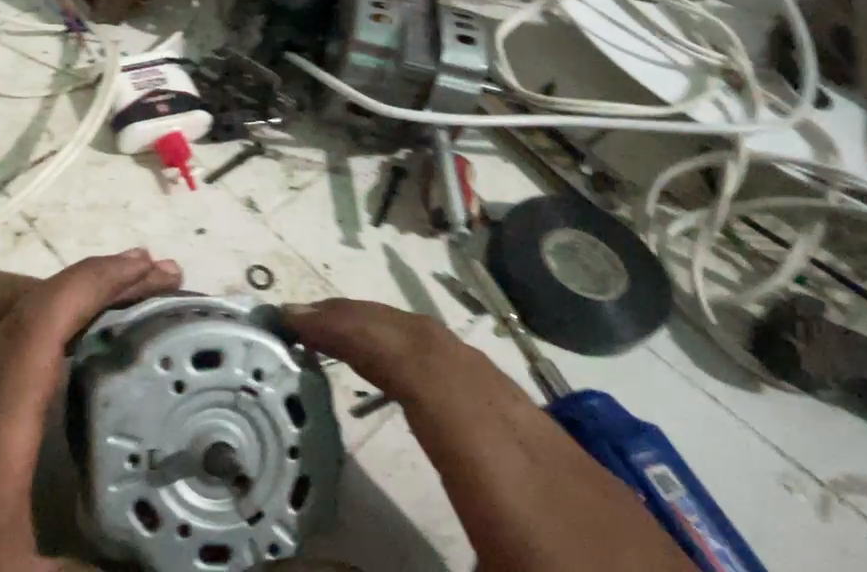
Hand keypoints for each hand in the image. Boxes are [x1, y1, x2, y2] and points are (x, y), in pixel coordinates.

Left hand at [0, 249, 183, 571]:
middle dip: (79, 281)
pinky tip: (16, 365)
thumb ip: (85, 564)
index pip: (49, 313)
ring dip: (38, 299)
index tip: (149, 267)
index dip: (101, 278)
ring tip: (85, 322)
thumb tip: (145, 564)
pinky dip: (0, 326)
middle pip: (18, 292)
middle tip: (133, 293)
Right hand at [283, 299, 691, 571]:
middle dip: (365, 320)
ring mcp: (571, 461)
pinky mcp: (584, 477)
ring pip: (475, 366)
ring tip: (341, 345)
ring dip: (401, 340)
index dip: (355, 333)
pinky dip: (435, 369)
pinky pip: (495, 392)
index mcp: (515, 491)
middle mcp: (543, 453)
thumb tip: (281, 566)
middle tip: (298, 323)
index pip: (426, 375)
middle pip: (446, 352)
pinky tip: (415, 397)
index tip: (293, 322)